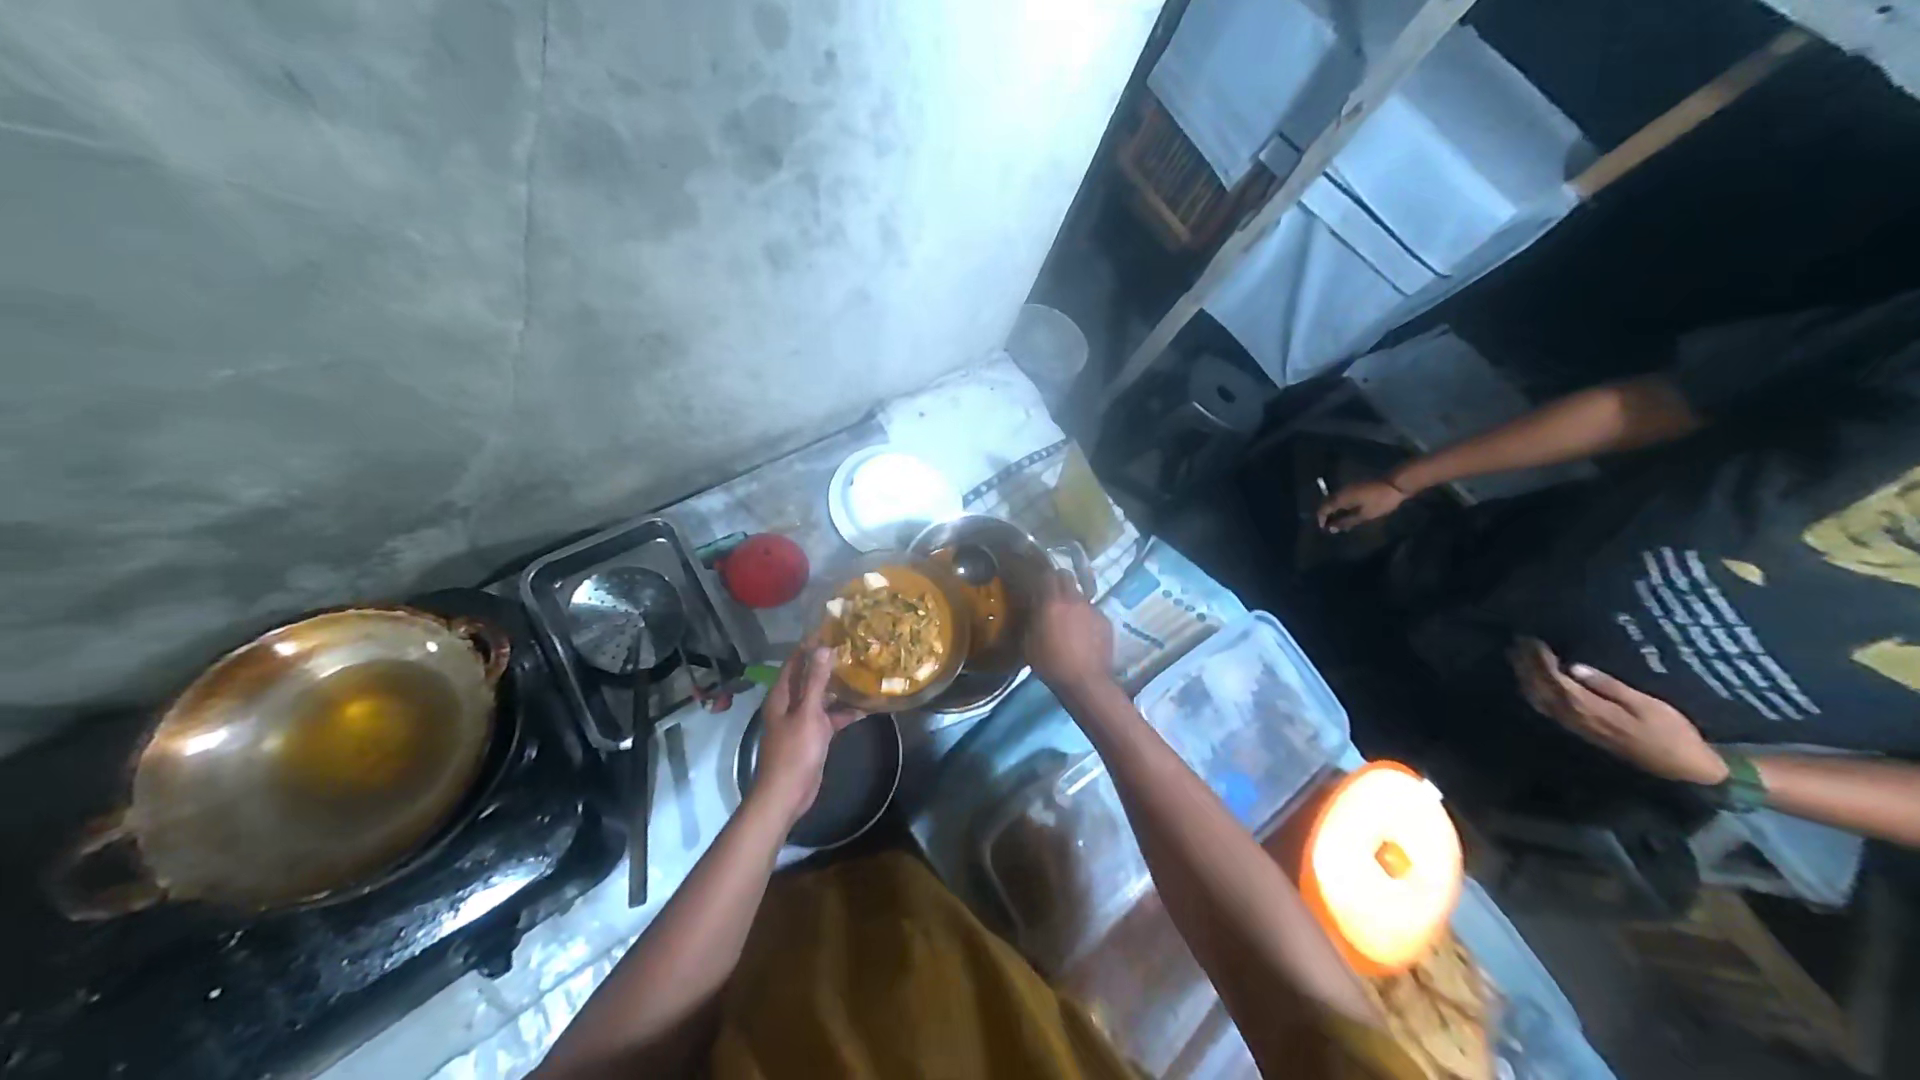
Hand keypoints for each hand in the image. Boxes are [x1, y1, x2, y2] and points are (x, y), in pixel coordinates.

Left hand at [753, 647, 863, 824]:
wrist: (787, 794)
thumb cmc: (795, 751)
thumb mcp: (808, 713)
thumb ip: (815, 681)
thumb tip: (824, 648)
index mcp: (782, 695)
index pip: (795, 661)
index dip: (811, 645)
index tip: (832, 629)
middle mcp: (790, 704)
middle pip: (809, 677)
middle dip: (829, 664)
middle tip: (854, 648)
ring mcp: (802, 720)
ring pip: (822, 697)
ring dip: (839, 687)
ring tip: (864, 671)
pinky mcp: (814, 736)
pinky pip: (830, 717)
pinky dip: (844, 712)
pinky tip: (866, 706)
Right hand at [1024, 570, 1115, 696]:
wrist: (1086, 682)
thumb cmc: (1051, 664)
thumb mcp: (1029, 643)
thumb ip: (1032, 620)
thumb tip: (1035, 609)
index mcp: (1052, 602)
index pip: (1048, 574)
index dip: (1043, 578)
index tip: (1038, 585)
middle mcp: (1074, 599)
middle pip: (1067, 576)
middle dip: (1059, 581)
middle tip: (1053, 595)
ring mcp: (1092, 609)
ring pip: (1080, 595)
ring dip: (1073, 601)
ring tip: (1070, 619)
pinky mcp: (1105, 620)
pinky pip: (1092, 611)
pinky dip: (1086, 617)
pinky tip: (1084, 633)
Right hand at [1316, 478, 1409, 532]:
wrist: (1396, 484)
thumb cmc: (1380, 501)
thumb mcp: (1364, 515)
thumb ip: (1346, 522)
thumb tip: (1331, 528)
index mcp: (1340, 498)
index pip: (1323, 509)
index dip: (1321, 519)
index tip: (1324, 529)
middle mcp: (1340, 491)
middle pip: (1326, 503)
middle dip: (1326, 515)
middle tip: (1331, 526)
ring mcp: (1348, 487)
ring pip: (1334, 500)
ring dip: (1333, 510)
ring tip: (1338, 521)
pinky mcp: (1355, 486)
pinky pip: (1341, 497)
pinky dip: (1340, 505)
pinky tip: (1347, 512)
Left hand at [1509, 637, 1728, 785]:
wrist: (1680, 768)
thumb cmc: (1670, 732)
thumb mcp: (1646, 704)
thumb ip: (1609, 686)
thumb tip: (1575, 667)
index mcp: (1587, 706)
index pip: (1552, 677)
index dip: (1539, 657)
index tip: (1531, 638)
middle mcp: (1570, 715)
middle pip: (1537, 685)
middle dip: (1525, 662)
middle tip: (1518, 641)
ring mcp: (1570, 724)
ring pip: (1535, 696)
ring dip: (1523, 674)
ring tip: (1516, 654)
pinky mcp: (1574, 729)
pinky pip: (1542, 706)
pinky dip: (1530, 690)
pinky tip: (1527, 680)